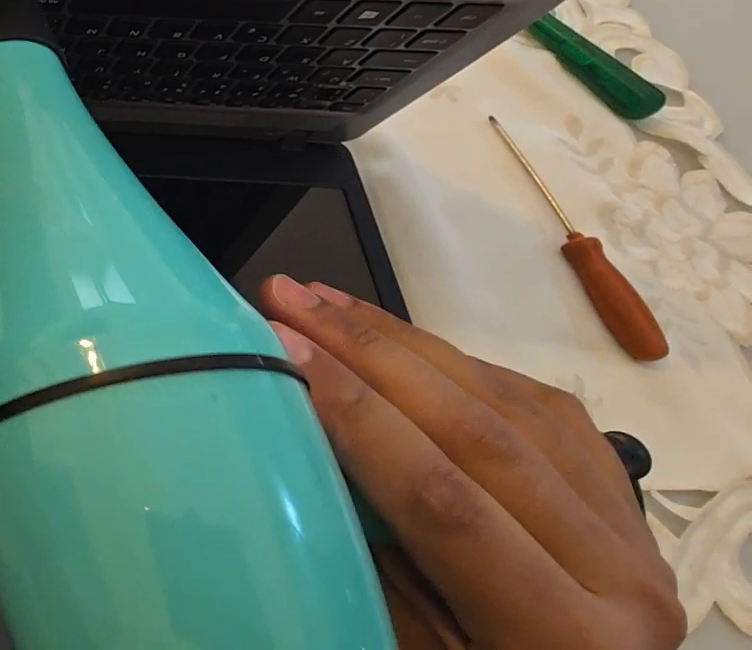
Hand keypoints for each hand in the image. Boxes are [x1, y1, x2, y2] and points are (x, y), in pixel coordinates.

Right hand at [259, 275, 681, 649]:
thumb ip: (367, 558)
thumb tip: (309, 446)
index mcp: (562, 635)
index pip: (442, 497)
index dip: (355, 411)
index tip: (282, 346)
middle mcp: (619, 576)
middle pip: (478, 430)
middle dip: (365, 349)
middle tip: (287, 296)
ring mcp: (630, 531)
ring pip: (510, 401)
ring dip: (400, 338)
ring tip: (325, 298)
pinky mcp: (620, 499)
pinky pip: (540, 406)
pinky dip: (456, 358)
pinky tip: (399, 336)